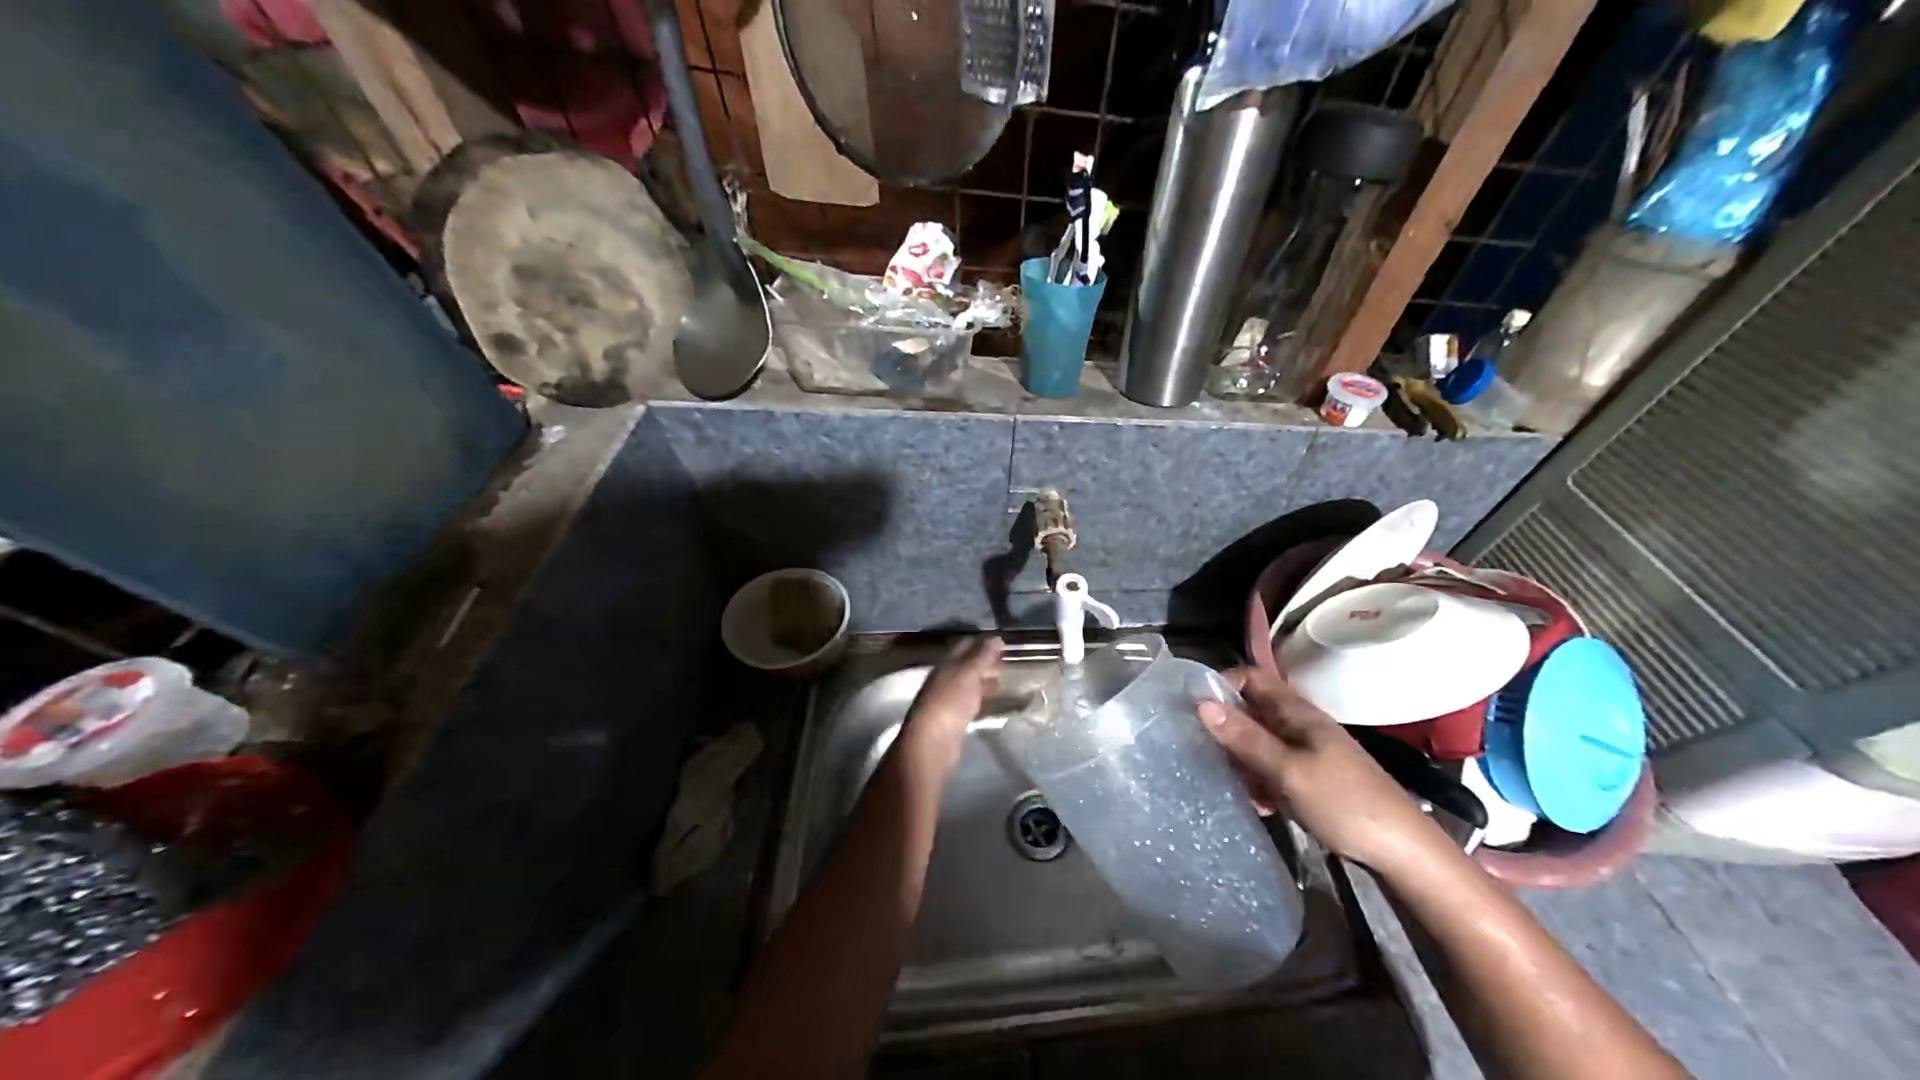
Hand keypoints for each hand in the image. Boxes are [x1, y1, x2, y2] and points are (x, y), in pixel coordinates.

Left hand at [895, 637, 1004, 780]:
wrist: (933, 741)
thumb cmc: (950, 702)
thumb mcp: (968, 673)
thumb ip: (982, 656)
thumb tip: (996, 638)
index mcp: (946, 664)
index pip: (965, 646)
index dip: (983, 642)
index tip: (1004, 644)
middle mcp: (944, 679)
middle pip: (966, 665)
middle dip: (986, 661)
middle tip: (1008, 661)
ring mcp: (947, 699)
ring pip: (968, 684)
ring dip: (984, 680)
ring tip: (1004, 679)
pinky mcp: (952, 719)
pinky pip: (970, 702)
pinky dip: (982, 698)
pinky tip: (993, 701)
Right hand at [1198, 666, 1456, 881]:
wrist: (1403, 853)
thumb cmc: (1345, 803)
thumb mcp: (1288, 770)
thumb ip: (1246, 737)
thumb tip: (1202, 703)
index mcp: (1299, 714)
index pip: (1254, 678)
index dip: (1224, 684)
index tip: (1195, 707)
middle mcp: (1302, 728)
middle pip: (1254, 712)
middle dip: (1226, 725)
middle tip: (1198, 746)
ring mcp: (1309, 756)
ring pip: (1261, 744)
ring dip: (1240, 757)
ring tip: (1221, 778)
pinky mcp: (1312, 783)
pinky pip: (1273, 771)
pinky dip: (1259, 781)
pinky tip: (1253, 802)